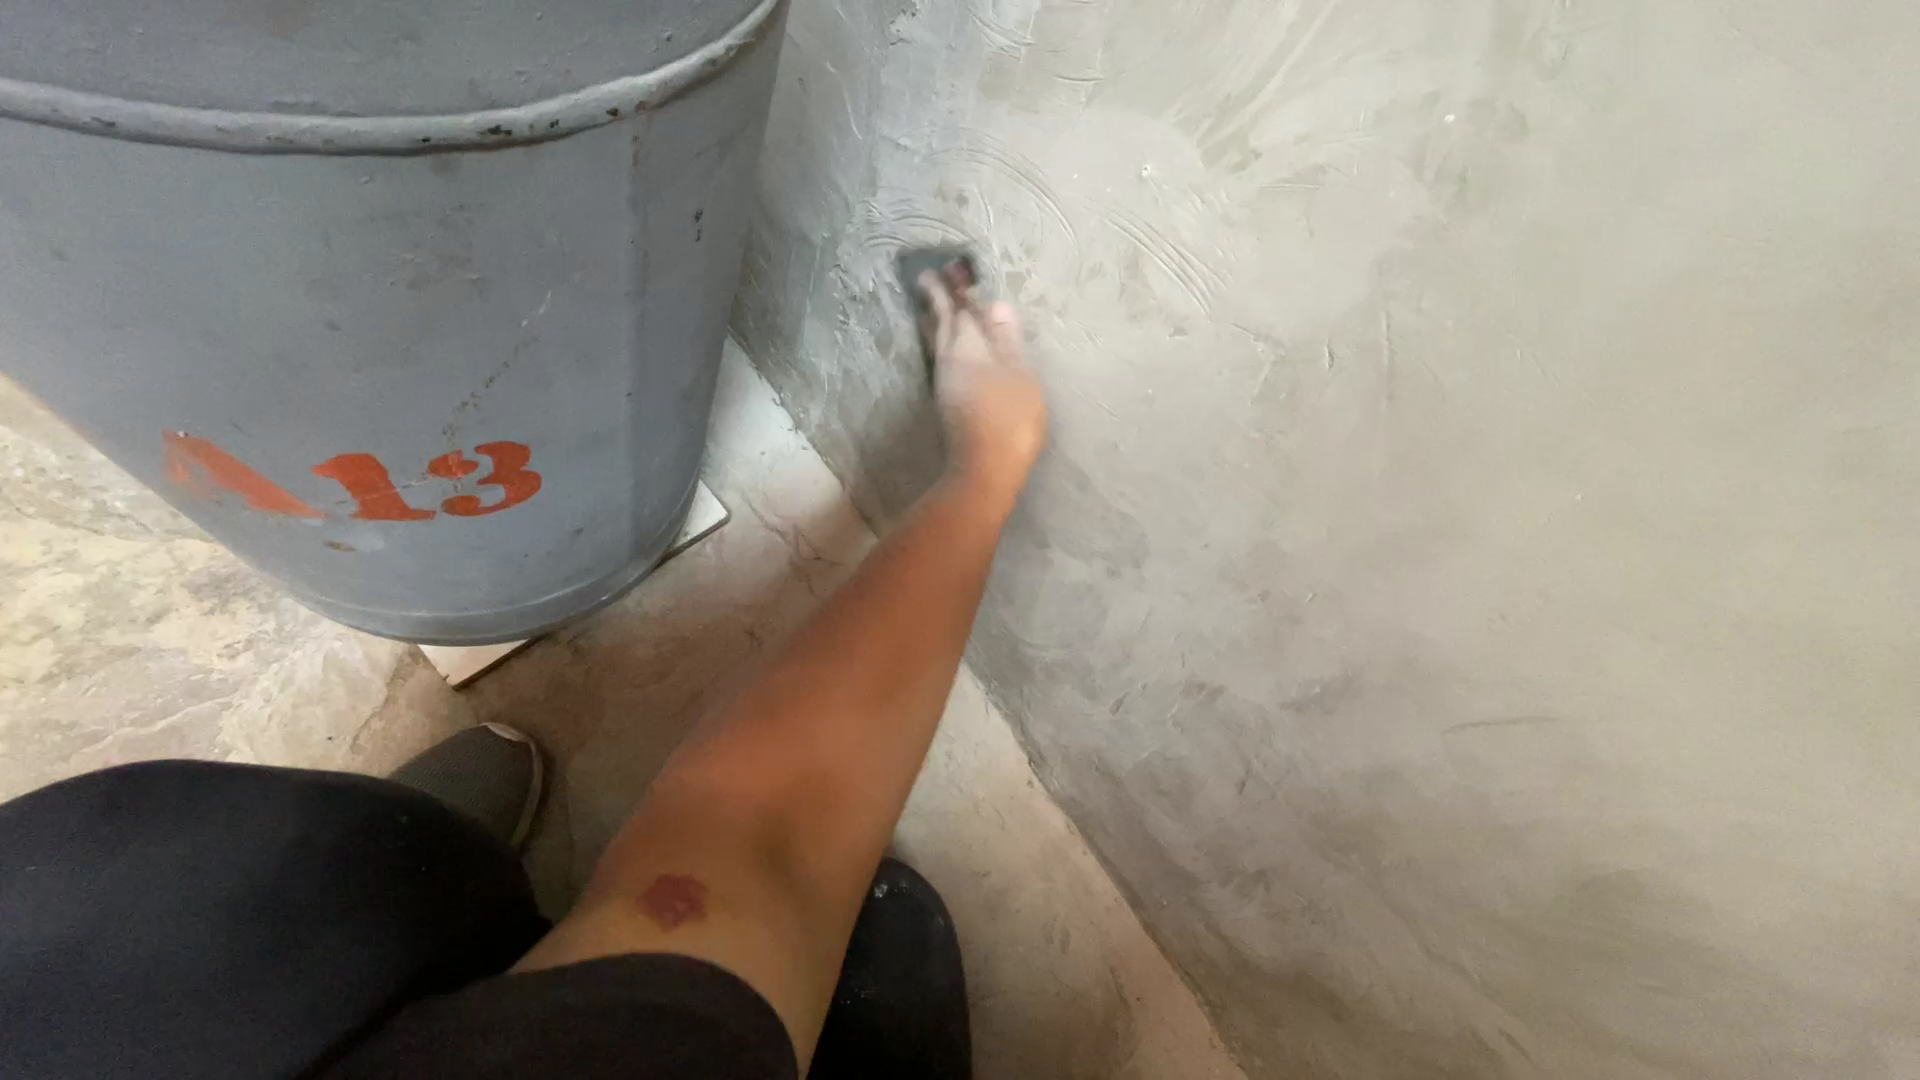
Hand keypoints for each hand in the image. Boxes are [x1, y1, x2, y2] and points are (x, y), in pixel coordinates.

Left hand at [919, 267, 1047, 512]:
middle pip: (940, 324)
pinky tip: (949, 351)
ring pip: (937, 344)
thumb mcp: (1019, 373)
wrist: (986, 469)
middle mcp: (949, 361)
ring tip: (933, 309)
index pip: (957, 310)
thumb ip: (1007, 338)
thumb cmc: (1010, 418)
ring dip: (936, 323)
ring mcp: (945, 384)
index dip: (952, 289)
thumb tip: (996, 303)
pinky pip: (942, 361)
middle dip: (936, 301)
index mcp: (967, 348)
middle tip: (927, 279)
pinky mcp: (948, 403)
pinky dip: (943, 345)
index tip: (943, 267)